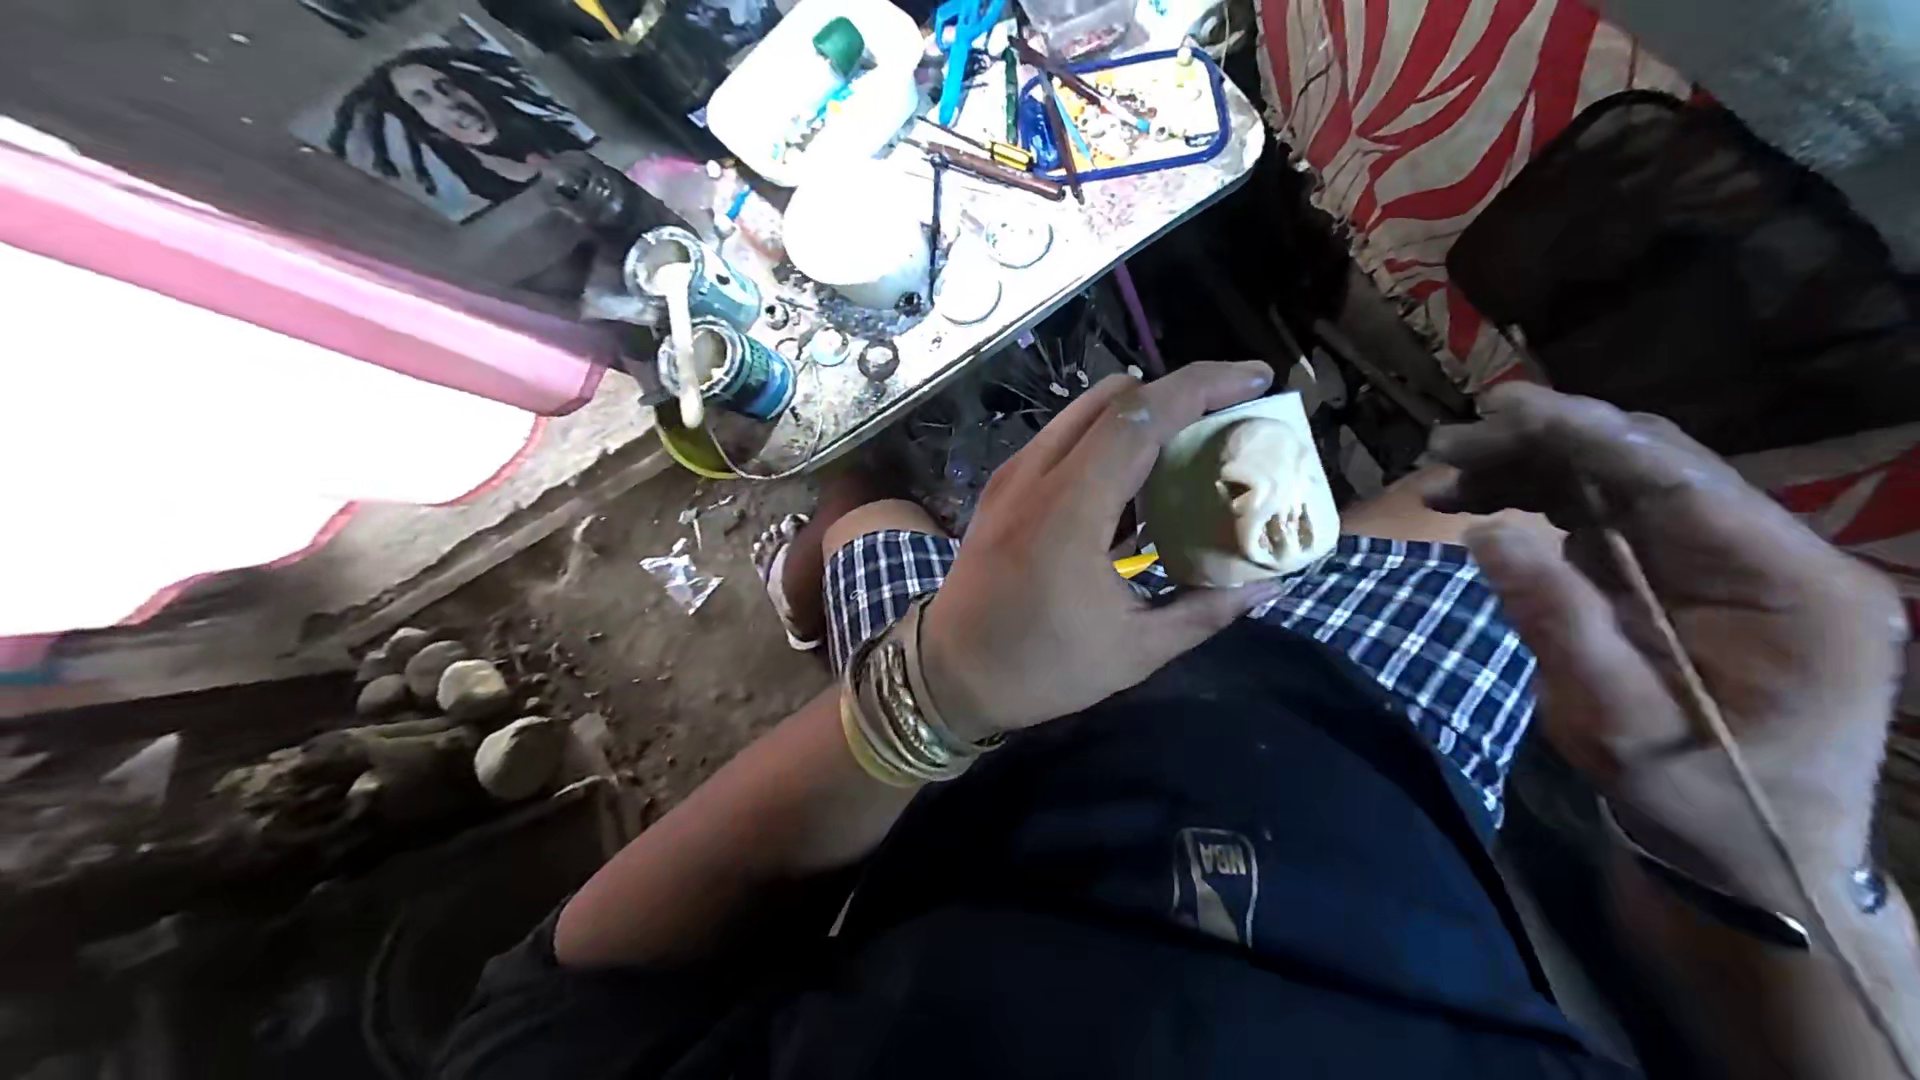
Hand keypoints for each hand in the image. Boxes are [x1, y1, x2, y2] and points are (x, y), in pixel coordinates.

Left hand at [918, 362, 1290, 736]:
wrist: (948, 673)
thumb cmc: (1039, 668)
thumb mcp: (1133, 650)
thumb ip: (1205, 611)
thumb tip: (1268, 584)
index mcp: (1069, 509)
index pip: (1140, 417)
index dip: (1202, 386)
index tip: (1255, 380)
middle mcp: (1035, 475)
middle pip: (1113, 400)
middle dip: (1178, 393)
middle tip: (1229, 412)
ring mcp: (1011, 477)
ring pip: (1082, 412)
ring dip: (1139, 412)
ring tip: (1188, 437)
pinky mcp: (1001, 488)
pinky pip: (1060, 439)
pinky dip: (1104, 436)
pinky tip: (1133, 473)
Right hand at [1428, 384, 1906, 909]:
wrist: (1745, 847)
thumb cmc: (1692, 794)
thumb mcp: (1614, 718)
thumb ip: (1556, 619)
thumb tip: (1485, 530)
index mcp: (1787, 588)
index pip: (1677, 481)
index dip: (1586, 435)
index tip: (1503, 407)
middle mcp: (1769, 557)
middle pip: (1647, 468)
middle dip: (1542, 447)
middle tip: (1446, 448)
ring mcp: (1727, 563)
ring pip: (1620, 484)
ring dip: (1530, 473)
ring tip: (1444, 478)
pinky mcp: (1684, 574)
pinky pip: (1607, 516)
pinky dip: (1539, 503)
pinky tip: (1481, 507)